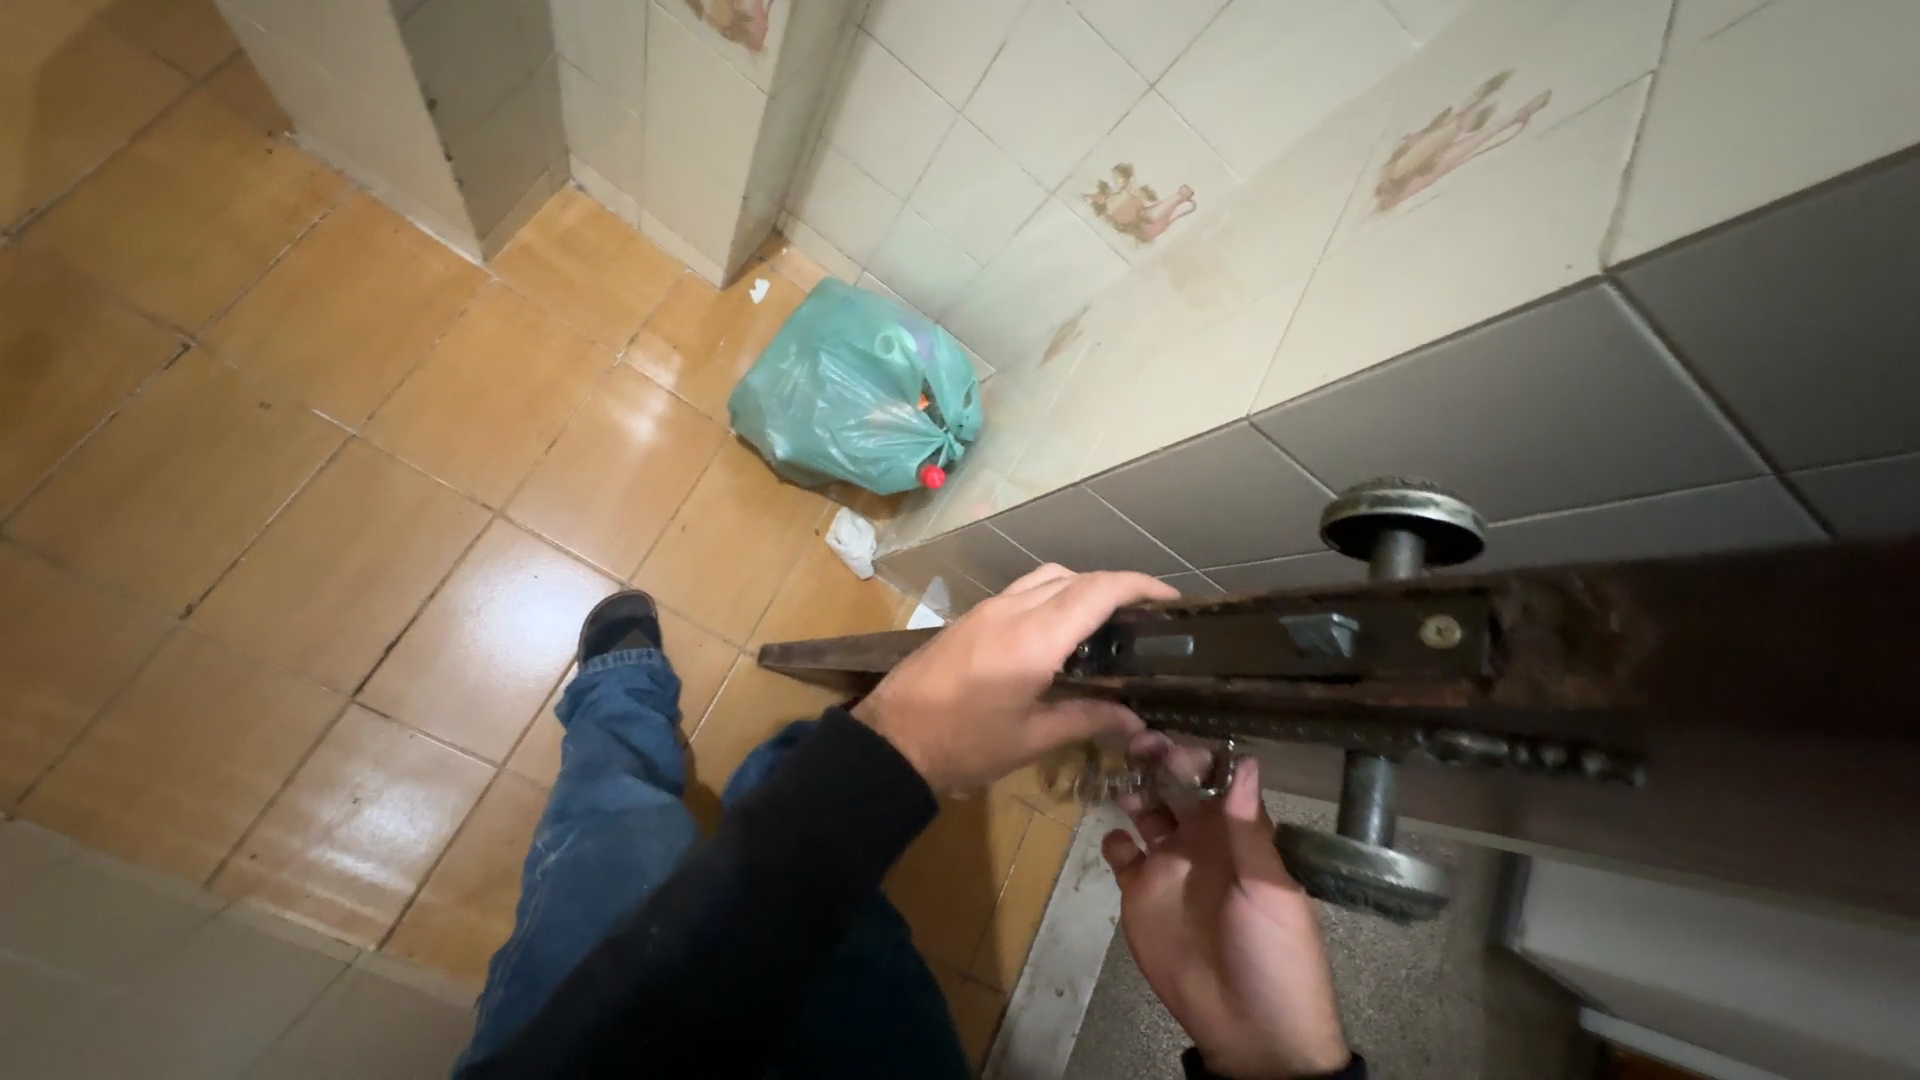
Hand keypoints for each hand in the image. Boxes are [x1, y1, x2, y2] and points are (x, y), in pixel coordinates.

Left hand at [852, 564, 1177, 791]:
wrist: (892, 740)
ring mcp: (987, 609)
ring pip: (1045, 577)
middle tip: (1145, 615)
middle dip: (1115, 585)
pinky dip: (1051, 595)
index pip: (1097, 591)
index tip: (1170, 599)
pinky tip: (1059, 629)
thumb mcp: (1032, 738)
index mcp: (1034, 638)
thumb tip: (1135, 719)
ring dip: (1080, 585)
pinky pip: (1022, 590)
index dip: (1139, 585)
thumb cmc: (964, 744)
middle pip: (1074, 577)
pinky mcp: (971, 617)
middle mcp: (1012, 610)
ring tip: (1105, 619)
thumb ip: (1087, 718)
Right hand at [1103, 753, 1349, 1079]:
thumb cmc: (1274, 954)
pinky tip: (1118, 841)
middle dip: (1157, 761)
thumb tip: (1248, 761)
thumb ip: (1248, 828)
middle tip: (1137, 743)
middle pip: (1175, 787)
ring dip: (1134, 791)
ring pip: (1145, 811)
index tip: (1173, 745)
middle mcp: (1200, 840)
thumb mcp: (1270, 890)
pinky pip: (1120, 853)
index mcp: (1238, 835)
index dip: (1195, 758)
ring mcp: (1167, 865)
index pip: (1214, 781)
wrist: (1250, 1030)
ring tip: (1124, 784)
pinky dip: (1113, 839)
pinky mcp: (1140, 892)